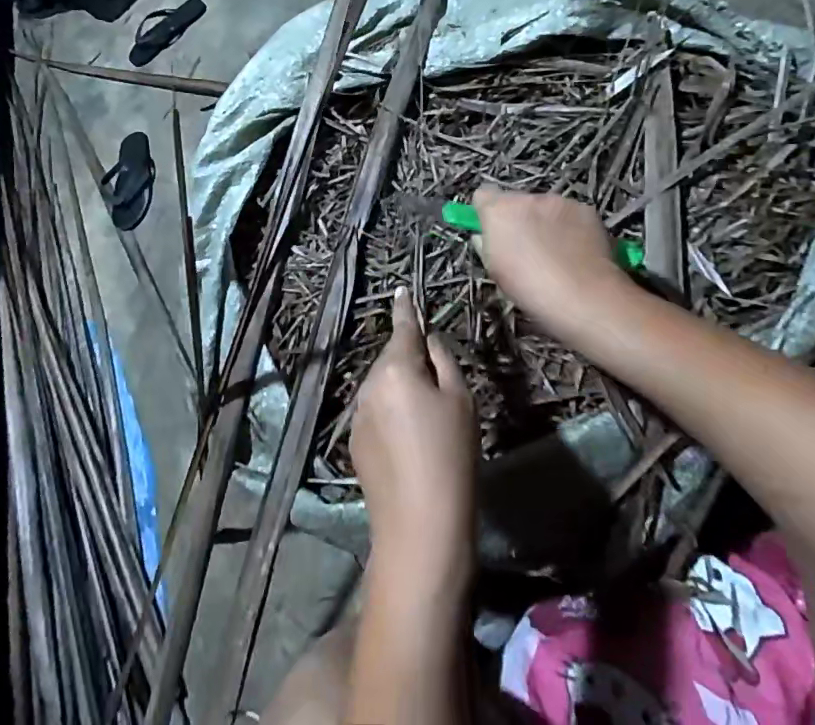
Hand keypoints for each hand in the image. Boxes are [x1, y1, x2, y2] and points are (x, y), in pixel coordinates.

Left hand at [351, 289, 475, 582]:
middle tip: (438, 380)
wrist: (419, 522)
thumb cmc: (451, 454)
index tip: (401, 291)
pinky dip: (390, 413)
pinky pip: (375, 412)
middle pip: (392, 359)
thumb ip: (443, 361)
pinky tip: (410, 441)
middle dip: (409, 359)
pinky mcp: (354, 441)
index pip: (402, 328)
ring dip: (400, 387)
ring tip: (428, 417)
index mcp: (395, 368)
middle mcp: (367, 384)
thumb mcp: (460, 400)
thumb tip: (428, 342)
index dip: (406, 309)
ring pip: (382, 386)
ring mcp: (357, 413)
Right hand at [470, 185, 625, 338]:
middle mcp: (528, 198)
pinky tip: (577, 252)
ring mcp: (560, 201)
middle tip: (527, 248)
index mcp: (498, 211)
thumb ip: (487, 245)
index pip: (483, 194)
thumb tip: (488, 237)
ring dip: (546, 222)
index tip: (494, 232)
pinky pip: (571, 214)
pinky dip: (571, 228)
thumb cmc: (529, 289)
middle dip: (520, 219)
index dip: (487, 212)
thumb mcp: (495, 272)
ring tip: (557, 253)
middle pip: (517, 202)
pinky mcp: (586, 209)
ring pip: (546, 208)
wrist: (584, 296)